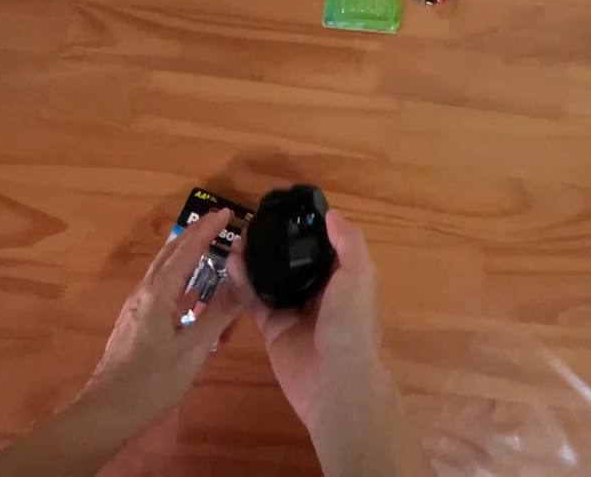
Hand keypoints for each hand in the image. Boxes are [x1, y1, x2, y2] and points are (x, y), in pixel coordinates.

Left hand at [0, 209, 243, 476]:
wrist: (105, 414)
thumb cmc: (151, 380)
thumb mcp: (194, 349)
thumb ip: (219, 313)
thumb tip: (244, 279)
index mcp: (158, 292)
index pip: (187, 249)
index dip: (207, 229)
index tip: (227, 212)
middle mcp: (145, 292)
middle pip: (170, 253)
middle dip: (194, 234)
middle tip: (218, 221)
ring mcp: (138, 308)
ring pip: (164, 270)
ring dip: (185, 253)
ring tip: (207, 246)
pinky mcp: (137, 324)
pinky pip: (162, 288)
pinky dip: (180, 278)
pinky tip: (192, 292)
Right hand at [230, 209, 428, 476]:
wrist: (333, 382)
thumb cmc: (351, 323)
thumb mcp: (359, 274)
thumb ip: (347, 242)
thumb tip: (331, 214)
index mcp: (342, 277)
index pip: (324, 245)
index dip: (306, 227)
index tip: (285, 207)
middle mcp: (318, 290)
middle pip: (293, 259)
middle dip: (275, 241)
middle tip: (254, 222)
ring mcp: (294, 309)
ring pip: (271, 277)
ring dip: (255, 258)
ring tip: (238, 239)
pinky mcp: (272, 328)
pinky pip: (255, 300)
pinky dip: (242, 282)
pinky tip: (231, 263)